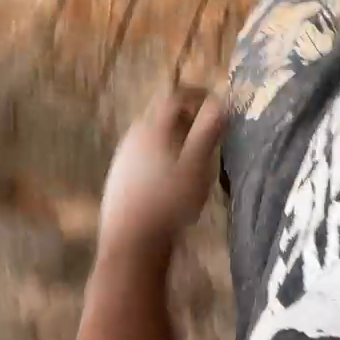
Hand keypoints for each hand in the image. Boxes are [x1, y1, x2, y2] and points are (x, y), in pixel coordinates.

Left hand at [96, 90, 227, 264]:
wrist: (130, 245)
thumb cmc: (169, 202)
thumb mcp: (197, 165)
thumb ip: (209, 130)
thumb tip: (223, 102)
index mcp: (153, 128)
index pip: (175, 96)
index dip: (197, 94)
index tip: (216, 102)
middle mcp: (133, 136)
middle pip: (161, 113)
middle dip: (186, 115)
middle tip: (206, 128)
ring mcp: (122, 158)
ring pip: (151, 134)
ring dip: (173, 134)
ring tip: (191, 153)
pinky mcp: (117, 178)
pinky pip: (142, 152)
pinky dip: (159, 152)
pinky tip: (168, 176)